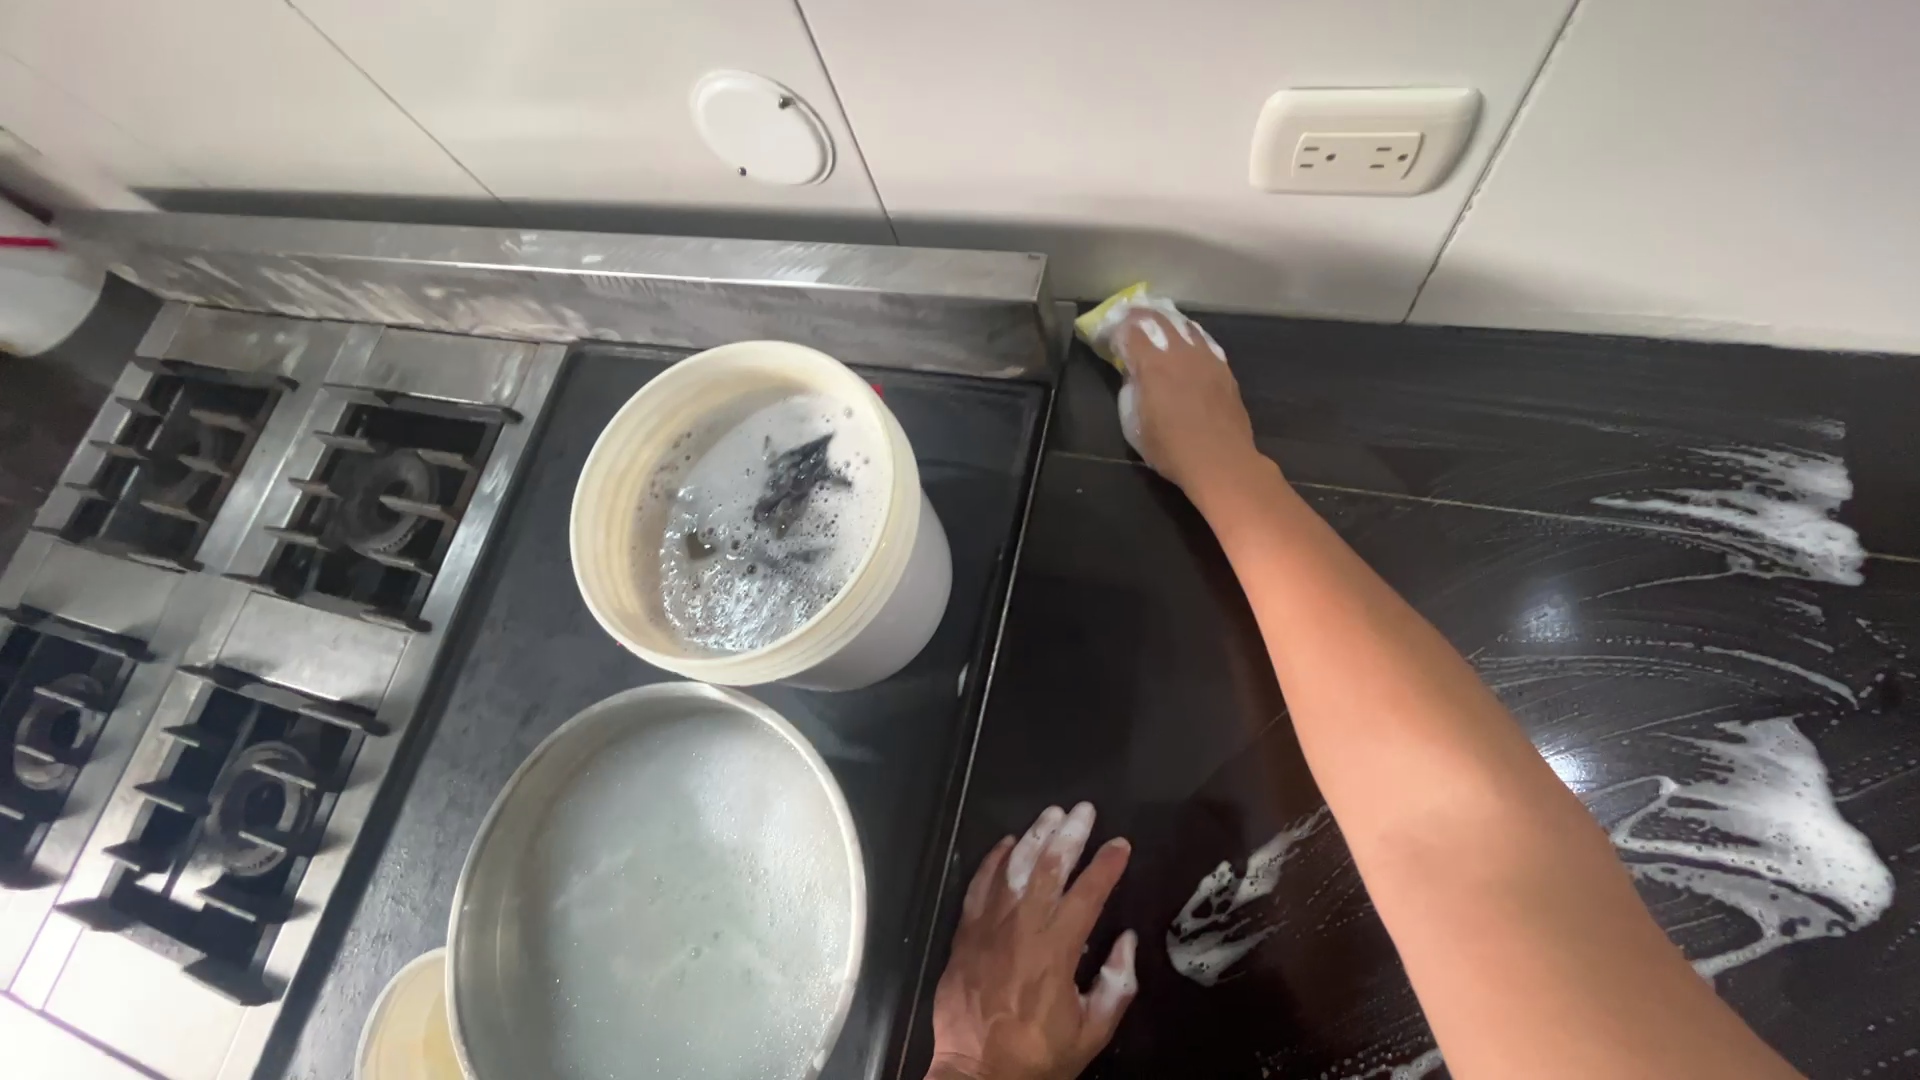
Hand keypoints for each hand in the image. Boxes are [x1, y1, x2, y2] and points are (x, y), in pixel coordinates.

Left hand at [928, 803, 1137, 1079]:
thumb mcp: (1091, 1032)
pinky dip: (993, 859)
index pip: (1088, 894)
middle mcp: (1023, 927)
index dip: (1106, 866)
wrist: (976, 1072)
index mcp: (1057, 950)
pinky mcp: (965, 930)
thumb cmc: (1038, 1054)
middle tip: (1084, 809)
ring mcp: (990, 924)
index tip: (1121, 844)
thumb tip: (1128, 940)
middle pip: (1050, 867)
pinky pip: (979, 884)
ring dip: (1035, 835)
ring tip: (1052, 813)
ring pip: (1014, 866)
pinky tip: (1007, 841)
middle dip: (1071, 834)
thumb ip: (1116, 984)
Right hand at [1113, 311, 1263, 496]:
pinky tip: (1188, 337)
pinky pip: (1204, 340)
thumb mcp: (1134, 426)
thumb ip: (1130, 392)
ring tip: (1157, 320)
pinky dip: (1189, 334)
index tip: (1107, 333)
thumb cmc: (1171, 449)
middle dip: (1140, 316)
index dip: (1116, 329)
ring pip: (1184, 325)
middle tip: (1128, 316)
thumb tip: (1132, 375)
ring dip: (1167, 320)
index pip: (1131, 332)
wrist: (1220, 461)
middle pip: (1159, 320)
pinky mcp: (1223, 368)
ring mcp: (1206, 358)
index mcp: (1153, 366)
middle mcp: (1180, 353)